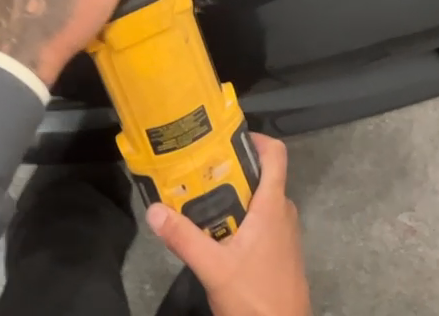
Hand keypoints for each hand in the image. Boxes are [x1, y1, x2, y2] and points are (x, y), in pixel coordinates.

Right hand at [146, 134, 310, 315]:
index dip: (255, 139)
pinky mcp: (282, 251)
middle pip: (262, 175)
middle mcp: (283, 212)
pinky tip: (218, 232)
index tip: (226, 139)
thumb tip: (153, 209)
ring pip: (261, 200)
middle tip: (200, 170)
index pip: (275, 154)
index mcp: (272, 206)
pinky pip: (264, 220)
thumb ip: (184, 238)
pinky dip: (243, 217)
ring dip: (236, 195)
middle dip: (232, 170)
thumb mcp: (213, 268)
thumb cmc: (255, 298)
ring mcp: (285, 233)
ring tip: (203, 199)